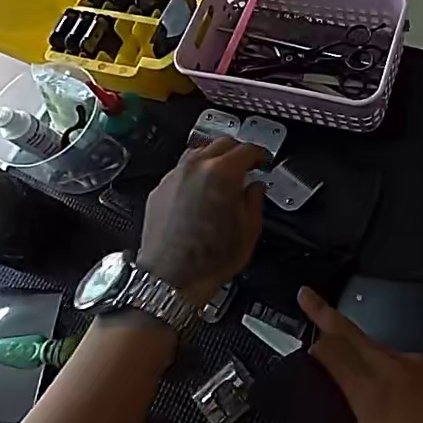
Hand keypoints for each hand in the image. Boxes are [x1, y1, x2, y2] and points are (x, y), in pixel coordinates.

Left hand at [137, 137, 267, 304]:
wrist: (172, 278)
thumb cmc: (207, 260)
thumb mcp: (249, 230)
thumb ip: (254, 201)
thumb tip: (255, 189)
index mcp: (222, 173)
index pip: (246, 149)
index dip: (260, 154)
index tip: (262, 160)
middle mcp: (195, 168)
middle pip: (221, 143)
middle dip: (238, 151)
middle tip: (247, 164)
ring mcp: (174, 177)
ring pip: (198, 153)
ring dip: (214, 158)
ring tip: (223, 175)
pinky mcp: (159, 189)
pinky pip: (180, 171)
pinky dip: (194, 174)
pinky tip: (201, 191)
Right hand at [298, 287, 422, 422]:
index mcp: (371, 393)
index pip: (330, 351)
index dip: (312, 346)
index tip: (303, 346)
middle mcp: (395, 370)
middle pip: (352, 332)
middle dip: (326, 312)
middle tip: (309, 298)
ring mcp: (422, 366)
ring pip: (382, 349)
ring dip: (364, 352)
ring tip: (362, 381)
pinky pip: (411, 363)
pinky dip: (399, 373)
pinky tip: (406, 402)